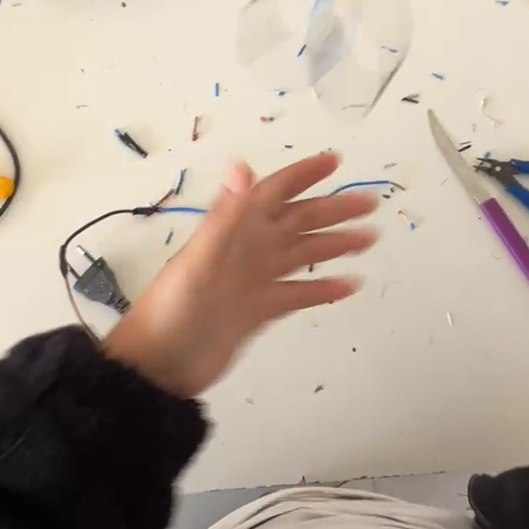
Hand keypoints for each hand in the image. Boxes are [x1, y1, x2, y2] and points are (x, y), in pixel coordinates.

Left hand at [103, 152, 380, 396]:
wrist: (159, 366)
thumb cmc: (173, 309)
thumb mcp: (200, 259)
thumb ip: (226, 215)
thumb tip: (242, 166)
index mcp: (234, 231)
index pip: (275, 193)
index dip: (303, 175)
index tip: (335, 161)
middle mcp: (247, 249)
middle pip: (298, 221)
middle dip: (334, 210)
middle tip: (369, 203)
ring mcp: (254, 280)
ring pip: (302, 255)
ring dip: (335, 244)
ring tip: (369, 237)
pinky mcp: (258, 311)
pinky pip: (298, 294)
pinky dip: (323, 289)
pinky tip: (348, 285)